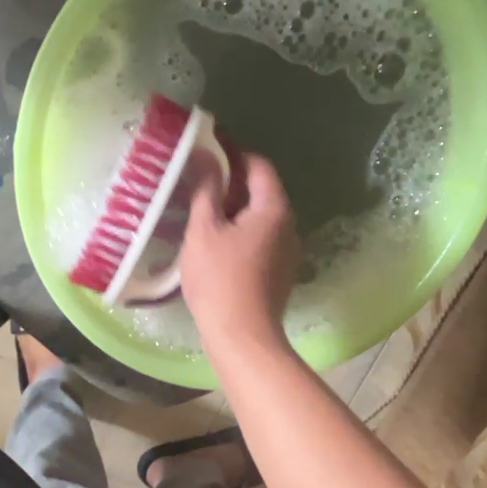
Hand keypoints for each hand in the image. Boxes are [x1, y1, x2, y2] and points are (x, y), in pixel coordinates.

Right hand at [180, 153, 296, 350]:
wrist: (242, 336)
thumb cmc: (219, 280)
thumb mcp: (203, 231)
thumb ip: (205, 190)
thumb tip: (204, 155)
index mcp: (273, 208)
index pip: (258, 165)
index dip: (233, 153)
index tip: (207, 151)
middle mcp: (289, 225)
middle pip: (261, 192)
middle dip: (232, 184)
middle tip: (198, 184)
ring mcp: (287, 252)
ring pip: (260, 219)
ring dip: (234, 212)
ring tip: (202, 215)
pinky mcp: (279, 274)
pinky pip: (260, 242)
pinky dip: (240, 235)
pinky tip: (216, 246)